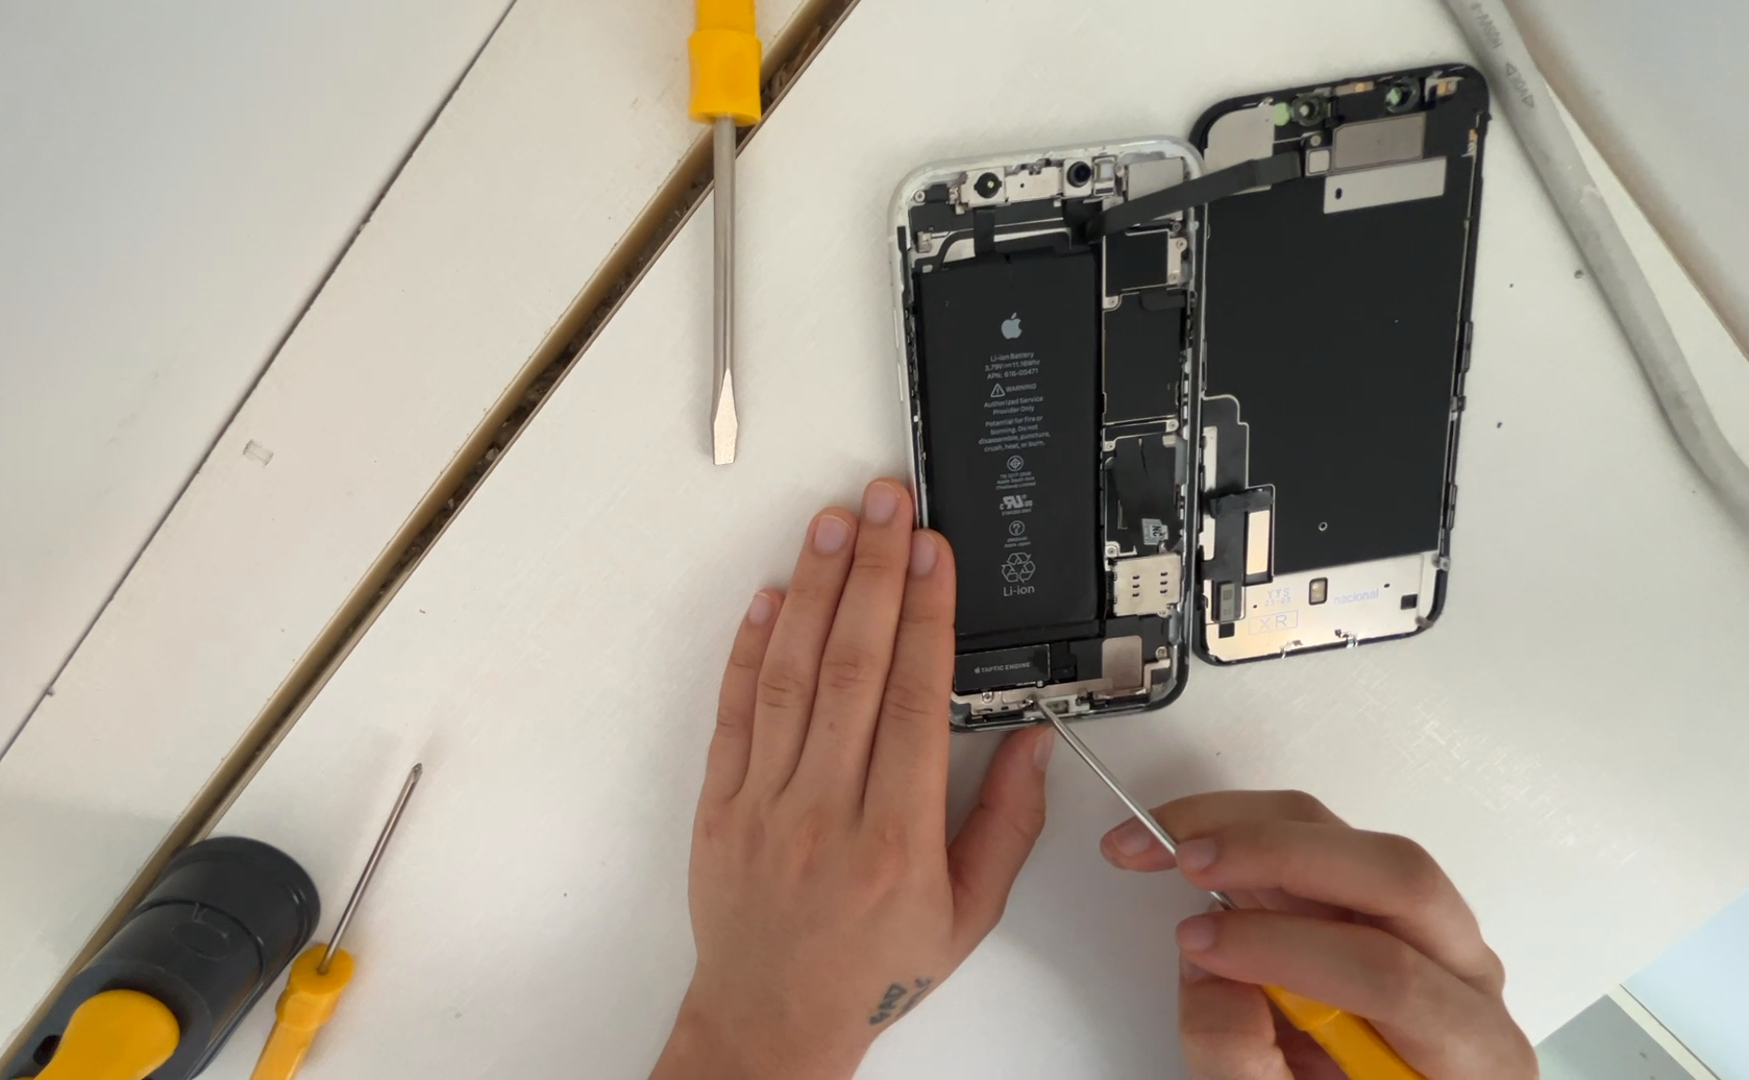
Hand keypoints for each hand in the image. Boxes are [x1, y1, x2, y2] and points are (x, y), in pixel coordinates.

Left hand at [651, 479, 1052, 1079]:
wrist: (771, 1018)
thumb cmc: (871, 970)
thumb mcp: (966, 916)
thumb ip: (1006, 826)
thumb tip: (1032, 746)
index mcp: (897, 836)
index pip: (915, 699)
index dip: (927, 615)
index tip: (933, 555)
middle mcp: (827, 805)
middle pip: (852, 665)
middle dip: (873, 572)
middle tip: (884, 507)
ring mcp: (765, 796)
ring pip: (791, 672)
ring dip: (813, 589)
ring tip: (831, 526)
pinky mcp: (720, 795)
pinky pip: (734, 709)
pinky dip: (749, 645)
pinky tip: (770, 596)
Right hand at [1101, 791, 1535, 1078]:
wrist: (1323, 1079)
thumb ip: (1241, 1060)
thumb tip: (1207, 968)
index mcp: (1468, 1050)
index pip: (1394, 977)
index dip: (1284, 949)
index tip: (1198, 944)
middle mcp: (1456, 966)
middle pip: (1392, 874)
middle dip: (1272, 854)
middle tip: (1186, 861)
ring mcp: (1400, 910)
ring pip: (1332, 827)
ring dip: (1232, 822)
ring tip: (1158, 839)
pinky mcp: (1344, 877)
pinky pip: (1294, 821)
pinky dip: (1224, 819)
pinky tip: (1176, 837)